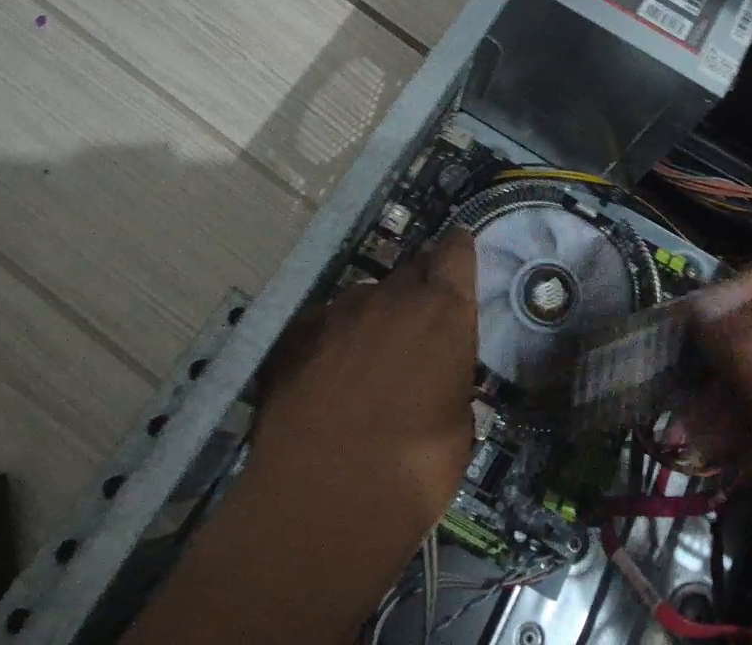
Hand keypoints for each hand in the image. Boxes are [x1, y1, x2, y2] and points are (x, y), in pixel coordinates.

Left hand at [123, 233, 477, 644]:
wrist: (323, 499)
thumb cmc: (414, 469)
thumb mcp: (458, 426)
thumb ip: (449, 382)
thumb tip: (439, 382)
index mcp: (442, 313)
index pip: (455, 254)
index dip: (458, 251)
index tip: (459, 252)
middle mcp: (390, 298)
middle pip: (409, 272)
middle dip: (416, 291)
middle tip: (417, 328)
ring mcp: (335, 313)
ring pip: (362, 301)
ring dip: (371, 320)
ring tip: (366, 363)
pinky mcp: (292, 337)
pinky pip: (322, 326)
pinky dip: (330, 342)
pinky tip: (326, 378)